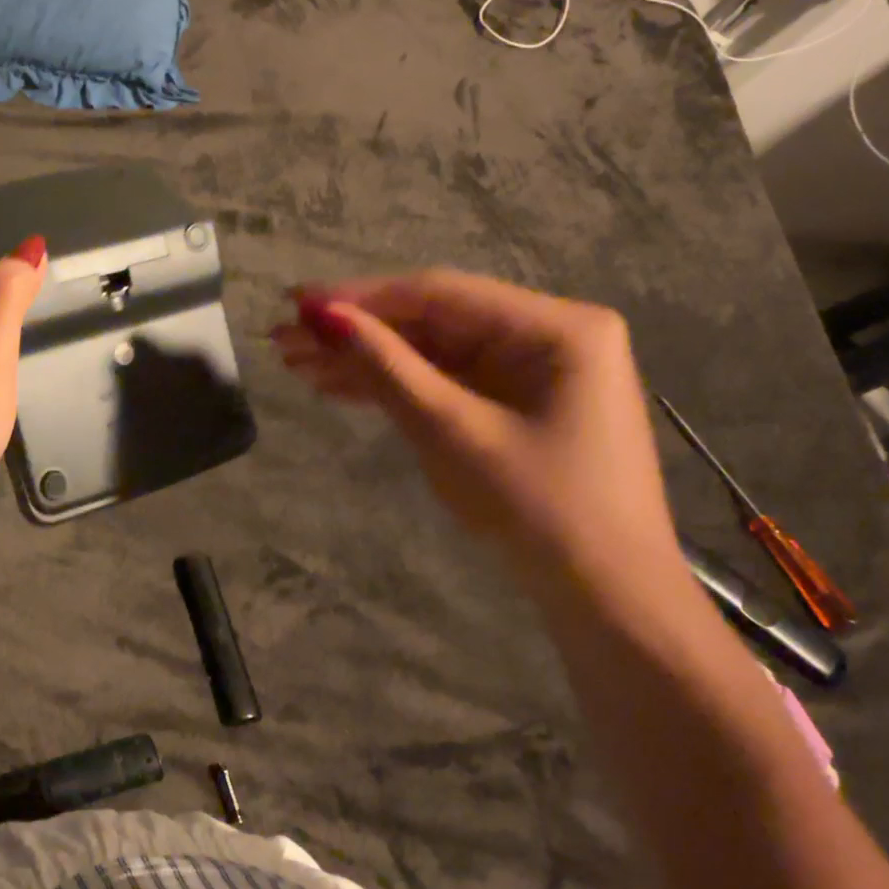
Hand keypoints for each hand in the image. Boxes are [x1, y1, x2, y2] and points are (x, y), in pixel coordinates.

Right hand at [271, 269, 670, 565]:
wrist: (604, 594)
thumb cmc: (537, 506)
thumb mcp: (450, 430)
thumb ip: (386, 366)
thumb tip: (321, 315)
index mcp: (555, 327)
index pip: (438, 294)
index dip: (360, 298)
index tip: (294, 304)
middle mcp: (546, 335)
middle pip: (432, 319)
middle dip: (356, 331)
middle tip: (283, 340)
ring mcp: (531, 371)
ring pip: (431, 351)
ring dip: (365, 358)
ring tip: (295, 363)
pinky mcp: (515, 404)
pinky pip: (443, 380)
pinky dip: (393, 384)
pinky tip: (336, 384)